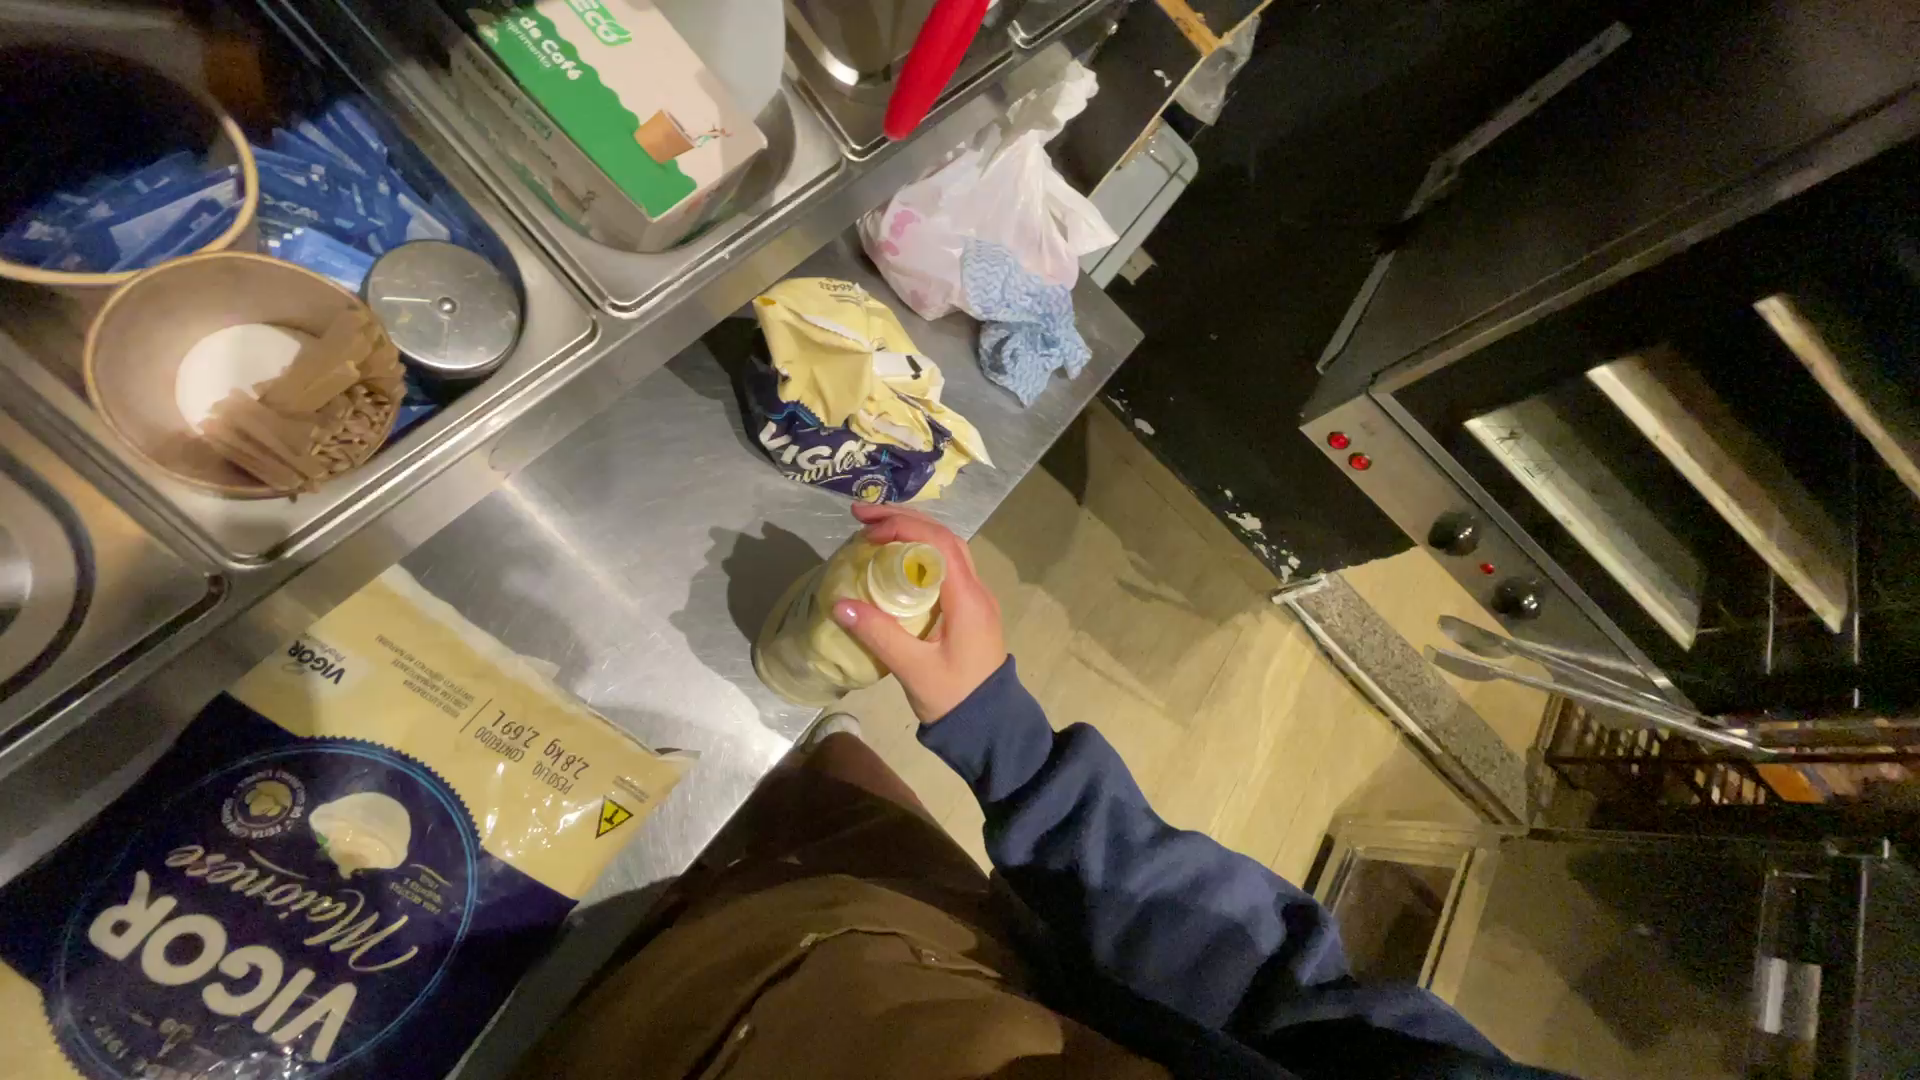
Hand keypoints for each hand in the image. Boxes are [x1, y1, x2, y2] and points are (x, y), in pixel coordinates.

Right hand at [831, 503, 1006, 722]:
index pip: (939, 542)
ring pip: (947, 549)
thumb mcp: (913, 669)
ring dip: (913, 533)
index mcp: (967, 598)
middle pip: (943, 537)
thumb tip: (839, 603)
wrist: (990, 726)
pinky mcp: (969, 609)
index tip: (867, 529)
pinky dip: (920, 553)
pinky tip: (895, 560)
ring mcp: (976, 598)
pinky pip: (946, 567)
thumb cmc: (954, 699)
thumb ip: (878, 634)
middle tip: (862, 516)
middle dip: (904, 520)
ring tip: (875, 529)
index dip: (902, 527)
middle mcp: (976, 589)